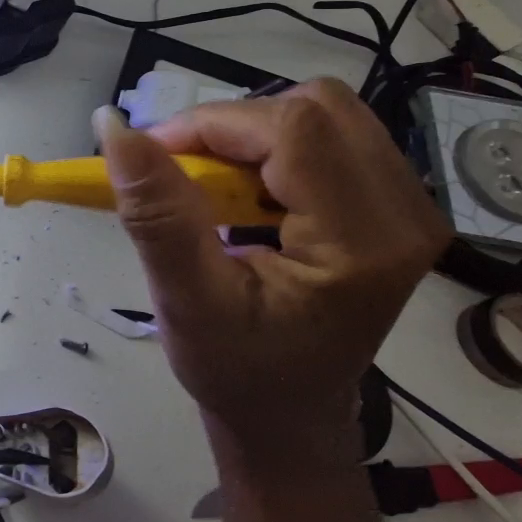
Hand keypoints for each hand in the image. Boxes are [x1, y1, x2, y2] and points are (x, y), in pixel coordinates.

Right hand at [96, 79, 450, 459]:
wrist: (287, 413)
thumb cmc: (234, 369)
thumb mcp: (185, 300)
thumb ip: (157, 214)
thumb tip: (112, 126)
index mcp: (361, 242)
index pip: (293, 129)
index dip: (211, 125)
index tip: (149, 158)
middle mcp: (406, 213)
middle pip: (316, 108)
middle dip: (230, 126)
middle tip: (177, 172)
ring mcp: (409, 207)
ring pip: (324, 115)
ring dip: (248, 136)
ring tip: (207, 188)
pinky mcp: (394, 206)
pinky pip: (330, 138)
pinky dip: (269, 150)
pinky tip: (243, 197)